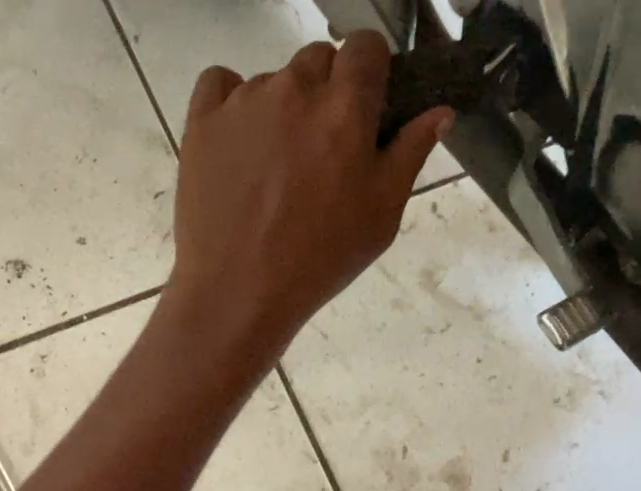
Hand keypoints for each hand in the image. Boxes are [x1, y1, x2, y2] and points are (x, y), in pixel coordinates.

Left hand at [167, 33, 453, 351]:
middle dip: (326, 91)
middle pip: (318, 60)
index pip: (366, 47)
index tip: (365, 109)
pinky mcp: (202, 122)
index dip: (370, 74)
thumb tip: (438, 112)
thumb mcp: (382, 216)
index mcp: (345, 109)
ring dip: (281, 105)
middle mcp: (294, 90)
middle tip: (322, 149)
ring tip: (275, 165)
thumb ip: (410, 154)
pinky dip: (231, 101)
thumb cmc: (319, 260)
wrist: (238, 292)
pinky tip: (239, 142)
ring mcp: (243, 103)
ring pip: (272, 78)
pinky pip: (219, 83)